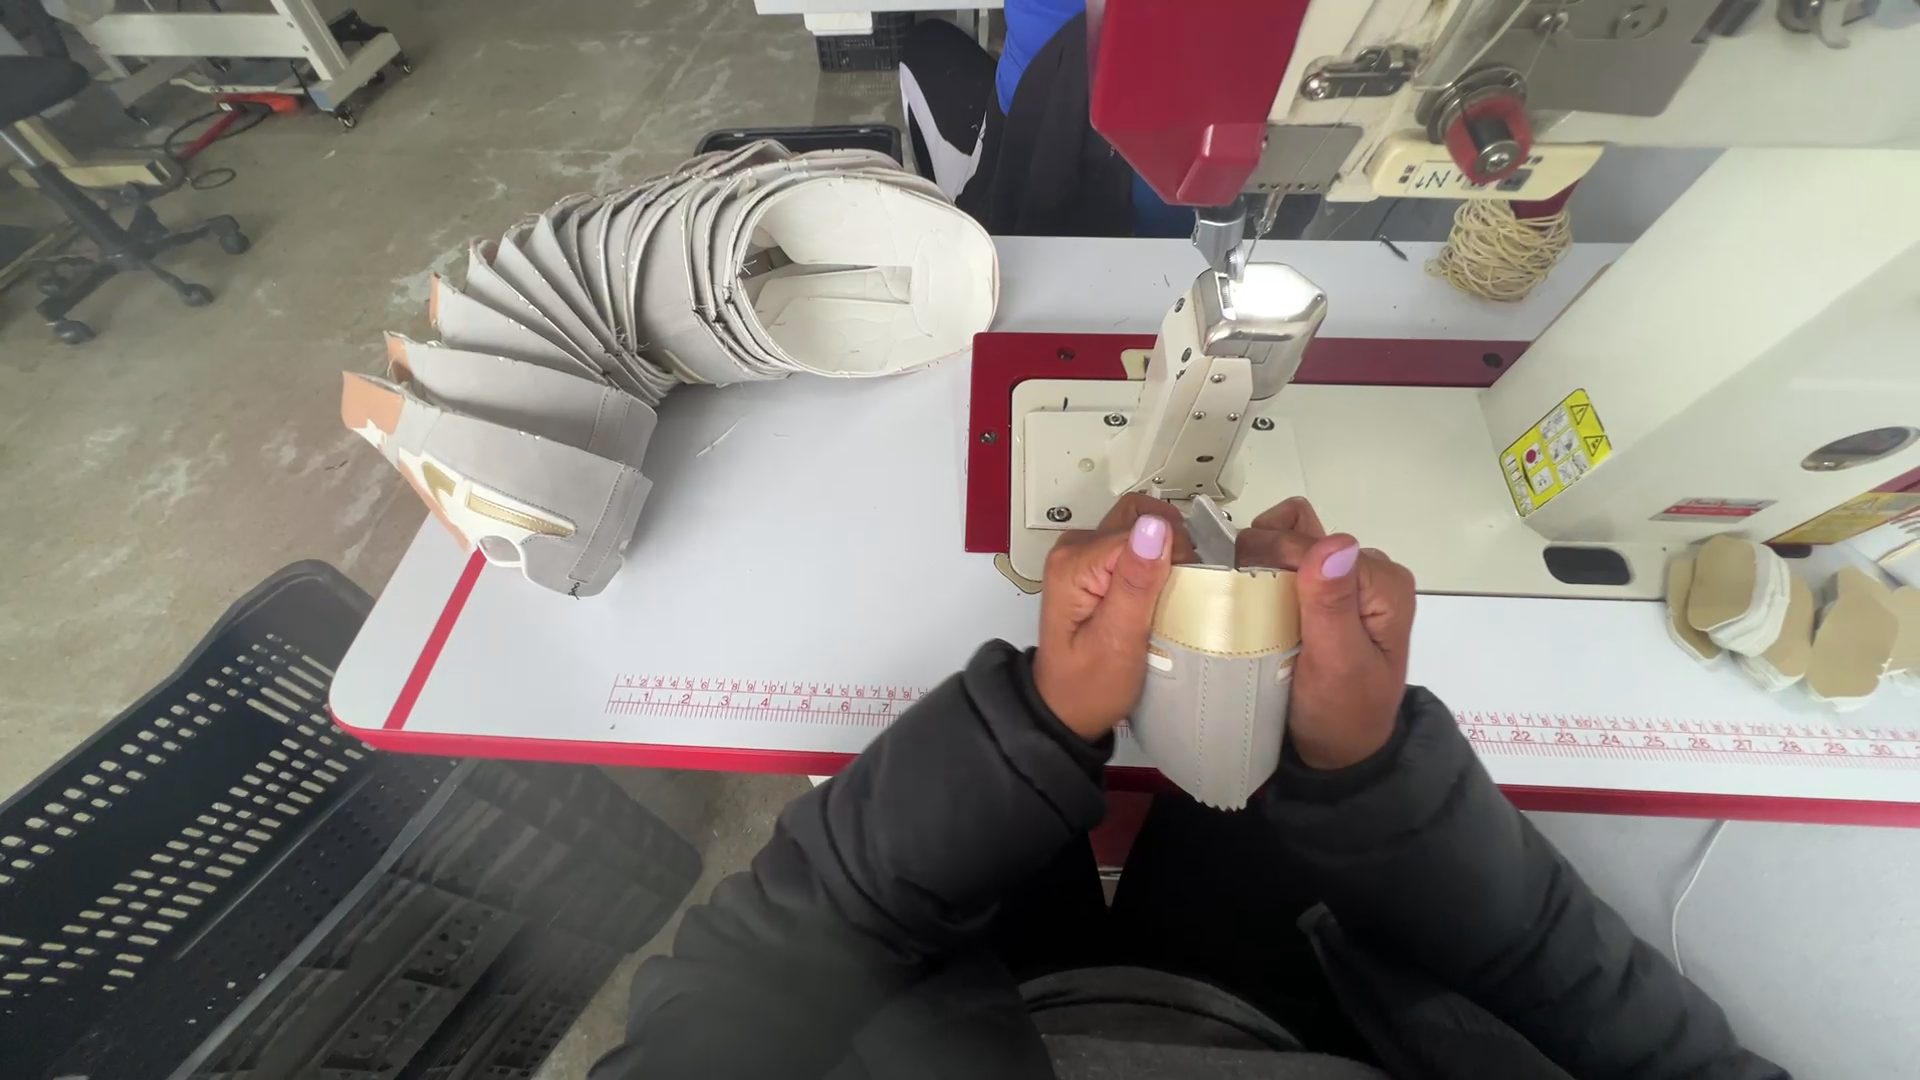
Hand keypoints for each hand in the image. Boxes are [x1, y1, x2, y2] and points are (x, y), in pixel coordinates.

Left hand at [1033, 495, 1181, 738]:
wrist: (1066, 708)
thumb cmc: (1087, 685)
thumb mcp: (1117, 640)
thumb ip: (1136, 582)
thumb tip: (1154, 527)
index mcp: (1074, 563)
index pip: (1141, 530)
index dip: (1172, 555)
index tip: (1180, 591)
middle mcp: (1073, 550)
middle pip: (1138, 518)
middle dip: (1170, 546)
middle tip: (1177, 593)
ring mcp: (1082, 556)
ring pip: (1139, 529)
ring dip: (1163, 554)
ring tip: (1167, 597)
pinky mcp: (1093, 567)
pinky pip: (1133, 547)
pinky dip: (1154, 564)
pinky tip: (1157, 596)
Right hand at [1234, 498, 1415, 768]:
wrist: (1340, 747)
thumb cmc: (1341, 711)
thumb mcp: (1338, 663)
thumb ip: (1333, 604)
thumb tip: (1335, 543)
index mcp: (1382, 582)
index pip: (1309, 544)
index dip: (1264, 555)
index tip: (1226, 582)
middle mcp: (1365, 570)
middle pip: (1298, 530)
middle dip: (1255, 551)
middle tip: (1224, 592)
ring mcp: (1343, 577)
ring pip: (1287, 536)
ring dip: (1254, 555)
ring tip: (1232, 590)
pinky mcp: (1322, 587)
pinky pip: (1284, 556)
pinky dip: (1257, 564)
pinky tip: (1242, 593)